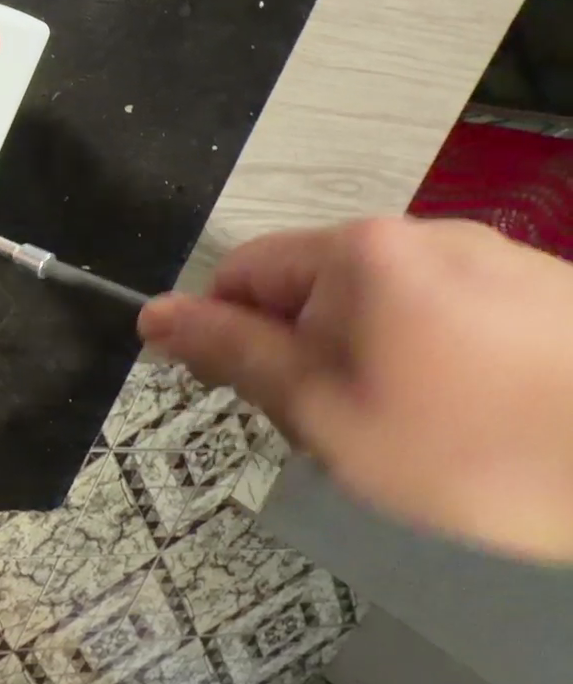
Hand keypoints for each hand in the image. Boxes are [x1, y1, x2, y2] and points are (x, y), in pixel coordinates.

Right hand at [139, 217, 572, 561]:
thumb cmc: (466, 447)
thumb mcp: (316, 407)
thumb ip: (227, 352)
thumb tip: (152, 315)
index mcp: (358, 253)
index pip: (238, 272)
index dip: (227, 333)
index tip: (258, 393)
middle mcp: (427, 236)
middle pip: (309, 286)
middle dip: (302, 347)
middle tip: (339, 419)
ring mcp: (503, 260)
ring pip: (380, 304)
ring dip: (366, 355)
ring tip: (413, 424)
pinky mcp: (560, 295)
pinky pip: (451, 314)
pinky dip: (435, 357)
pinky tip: (476, 412)